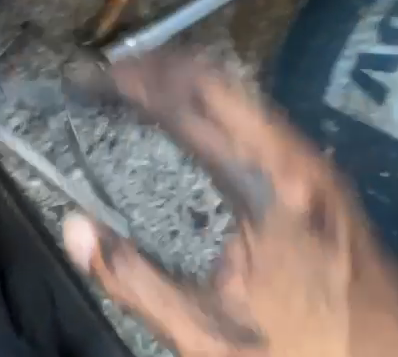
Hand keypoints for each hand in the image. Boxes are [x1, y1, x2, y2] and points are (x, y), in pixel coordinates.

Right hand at [62, 53, 397, 356]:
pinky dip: (209, 101)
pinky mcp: (324, 183)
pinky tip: (186, 118)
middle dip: (154, 67)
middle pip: (215, 82)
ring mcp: (316, 170)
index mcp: (267, 192)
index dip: (129, 84)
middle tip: (105, 75)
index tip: (86, 81)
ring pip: (239, 93)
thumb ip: (136, 281)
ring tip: (134, 86)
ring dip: (182, 80)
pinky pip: (255, 114)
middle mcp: (296, 165)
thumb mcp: (212, 338)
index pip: (184, 109)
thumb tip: (73, 228)